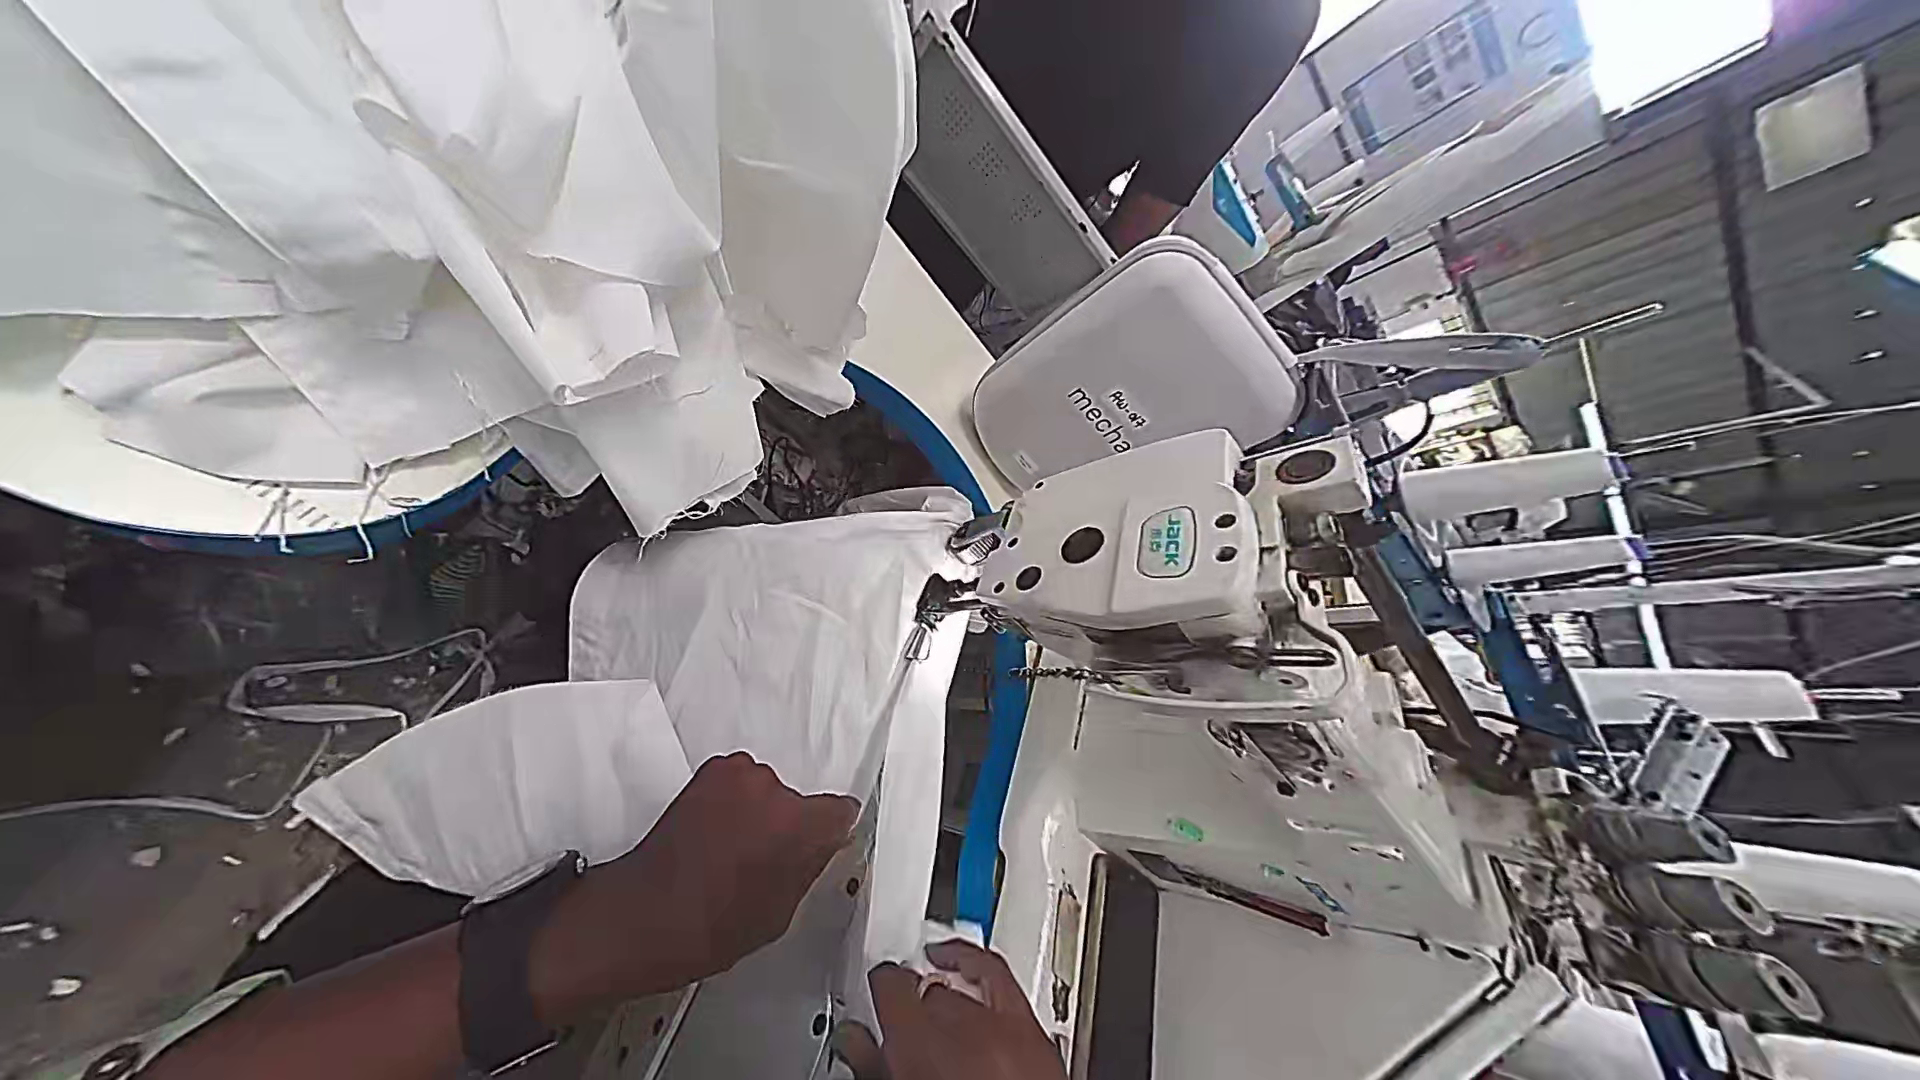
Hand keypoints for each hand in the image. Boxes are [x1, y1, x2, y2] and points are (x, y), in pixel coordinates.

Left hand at [530, 752, 858, 1018]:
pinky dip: (732, 799)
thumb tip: (824, 844)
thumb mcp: (778, 914)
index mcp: (799, 827)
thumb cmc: (700, 925)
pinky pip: (740, 780)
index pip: (841, 810)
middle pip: (800, 801)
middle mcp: (773, 790)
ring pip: (768, 790)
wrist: (639, 916)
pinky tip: (716, 833)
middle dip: (788, 824)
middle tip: (765, 858)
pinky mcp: (714, 770)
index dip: (831, 830)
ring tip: (732, 848)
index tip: (823, 838)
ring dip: (758, 810)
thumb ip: (811, 867)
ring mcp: (740, 775)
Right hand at [839, 940, 1065, 1079]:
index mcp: (923, 1053)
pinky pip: (999, 981)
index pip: (891, 989)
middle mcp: (965, 1032)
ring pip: (959, 993)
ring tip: (932, 1008)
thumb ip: (875, 1073)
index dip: (879, 989)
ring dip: (944, 1001)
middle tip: (900, 1030)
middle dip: (912, 1012)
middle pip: (926, 997)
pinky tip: (966, 972)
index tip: (876, 995)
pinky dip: (978, 970)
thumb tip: (856, 1046)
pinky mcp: (1033, 1036)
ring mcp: (1003, 1032)